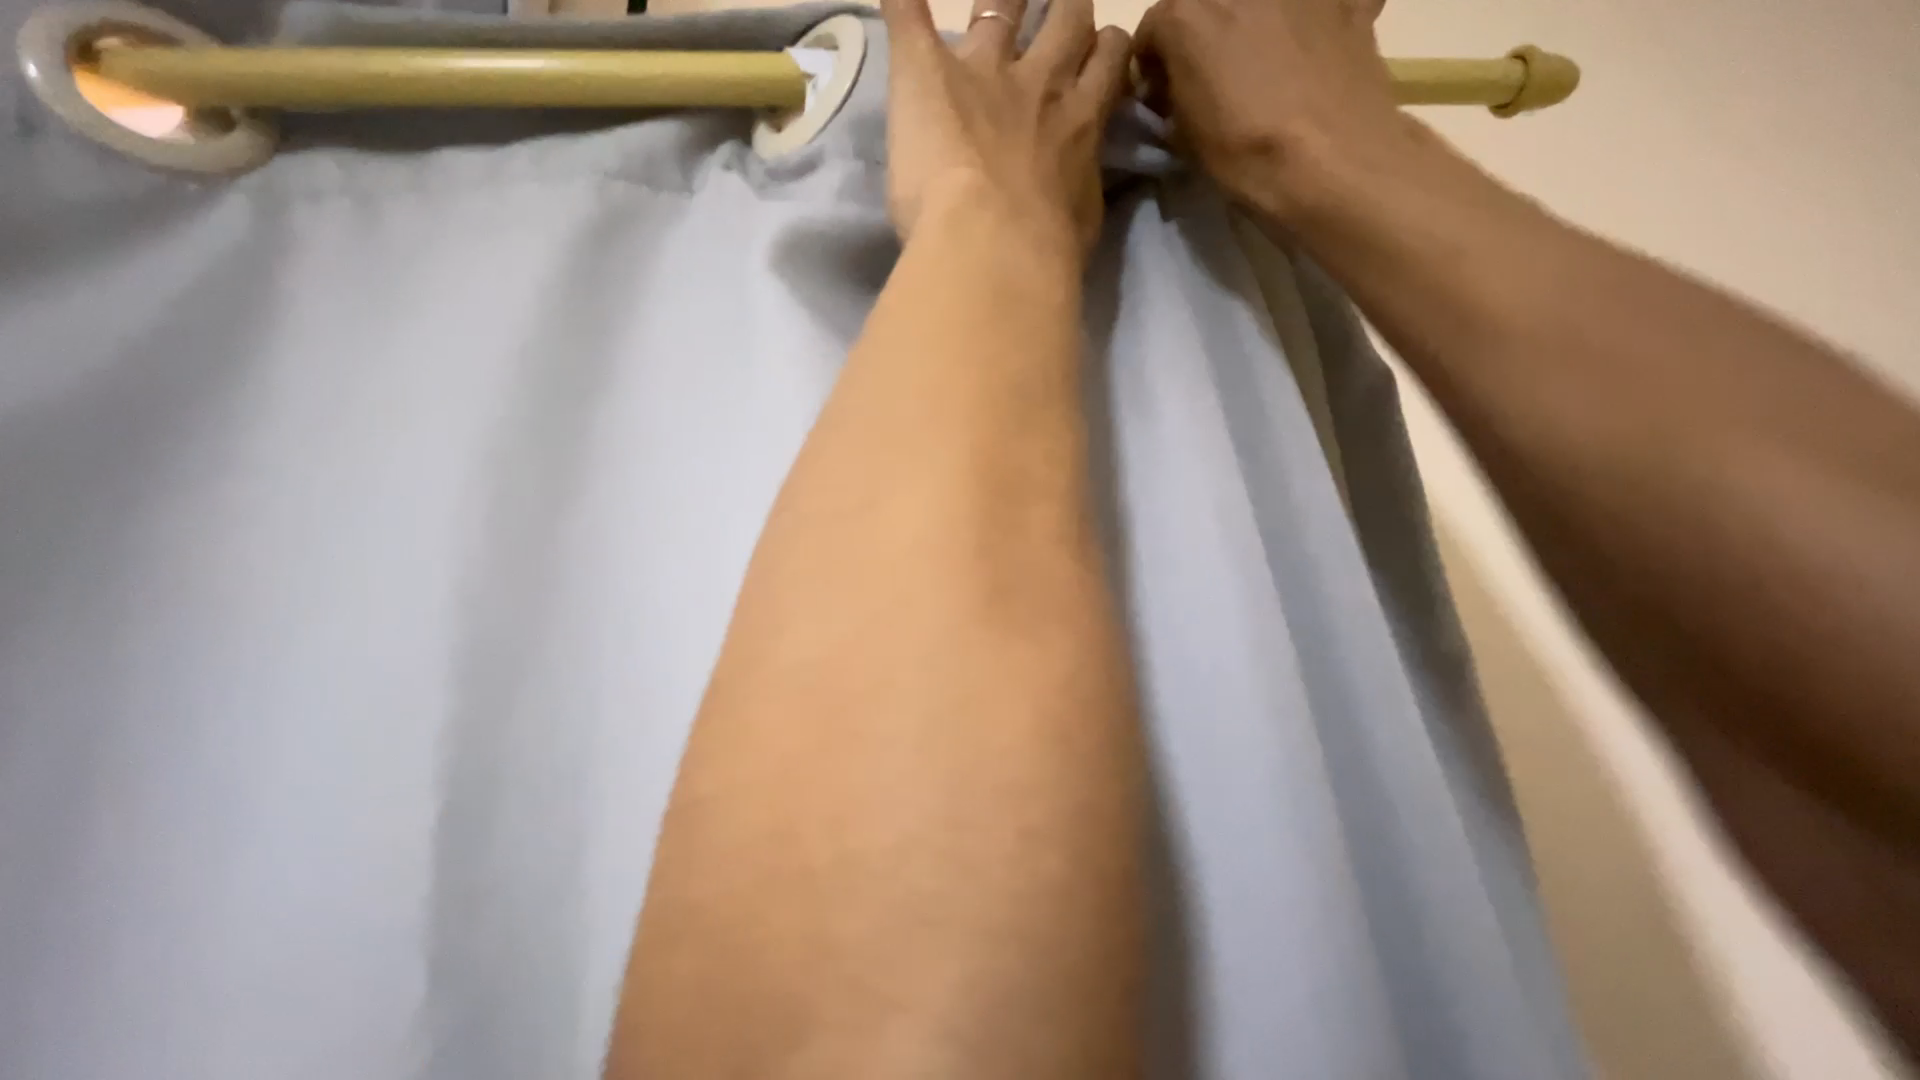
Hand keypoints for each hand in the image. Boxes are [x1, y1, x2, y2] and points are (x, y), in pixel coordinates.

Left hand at [880, 0, 1131, 259]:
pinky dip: (901, 2)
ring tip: (999, 1)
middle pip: (1067, 18)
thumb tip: (1072, 191)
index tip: (1099, 55)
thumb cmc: (1045, 246)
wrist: (993, 241)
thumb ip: (1078, 189)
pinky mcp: (924, 70)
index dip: (1105, 51)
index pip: (1107, 60)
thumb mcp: (1081, 218)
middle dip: (1066, 10)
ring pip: (1003, 3)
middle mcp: (1039, 80)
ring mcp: (983, 70)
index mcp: (1080, 118)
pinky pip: (907, 13)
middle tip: (1057, 13)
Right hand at [1135, 0, 1420, 226]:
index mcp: (1187, 14)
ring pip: (1263, 5)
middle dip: (1205, 35)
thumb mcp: (1184, 137)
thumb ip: (1175, 96)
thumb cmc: (1244, 156)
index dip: (1155, 68)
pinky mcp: (1348, 2)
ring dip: (1259, 23)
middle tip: (1217, 77)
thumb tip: (1178, 90)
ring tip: (1269, 63)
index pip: (1153, 30)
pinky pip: (1329, 2)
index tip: (1166, 97)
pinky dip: (1322, 17)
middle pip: (1208, 6)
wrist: (1330, 165)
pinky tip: (1322, 47)